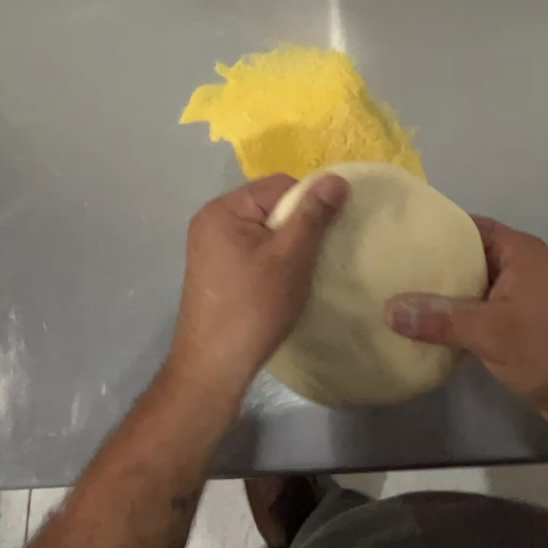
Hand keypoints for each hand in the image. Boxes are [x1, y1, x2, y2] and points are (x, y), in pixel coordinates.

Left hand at [166, 173, 348, 398]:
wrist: (213, 369)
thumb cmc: (253, 308)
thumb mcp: (290, 257)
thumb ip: (313, 214)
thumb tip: (337, 178)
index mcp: (224, 209)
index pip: (279, 185)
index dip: (308, 204)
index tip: (324, 235)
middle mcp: (212, 220)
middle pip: (271, 205)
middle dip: (298, 225)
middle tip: (314, 255)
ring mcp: (210, 246)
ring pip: (264, 229)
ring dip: (287, 244)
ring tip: (299, 271)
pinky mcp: (216, 269)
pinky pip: (253, 248)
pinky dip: (273, 259)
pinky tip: (282, 282)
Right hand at [387, 216, 547, 433]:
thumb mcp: (490, 332)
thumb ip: (440, 319)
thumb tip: (389, 309)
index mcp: (518, 250)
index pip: (468, 226)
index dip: (434, 228)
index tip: (398, 235)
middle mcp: (519, 265)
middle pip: (467, 255)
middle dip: (433, 263)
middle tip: (390, 267)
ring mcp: (520, 295)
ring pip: (472, 285)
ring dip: (443, 294)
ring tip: (398, 296)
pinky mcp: (517, 323)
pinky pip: (478, 309)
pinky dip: (456, 316)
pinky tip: (425, 327)